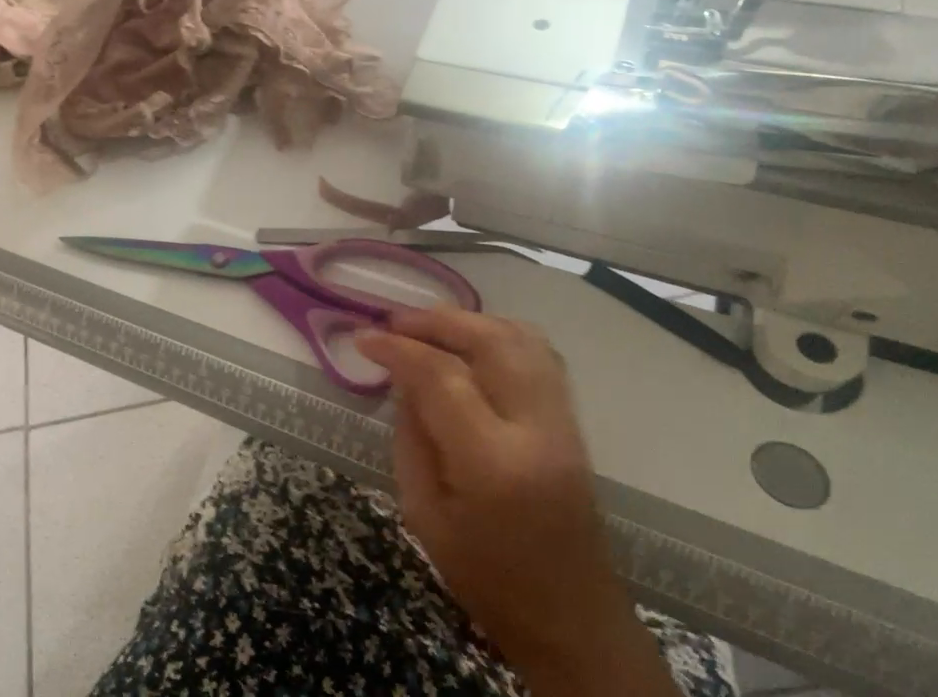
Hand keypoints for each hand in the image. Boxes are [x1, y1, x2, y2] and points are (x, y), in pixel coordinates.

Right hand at [360, 310, 676, 696]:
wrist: (571, 617)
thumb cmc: (485, 578)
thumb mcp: (423, 514)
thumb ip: (411, 439)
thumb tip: (403, 382)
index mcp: (492, 462)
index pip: (441, 377)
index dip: (398, 349)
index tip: (363, 340)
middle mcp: (536, 430)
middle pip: (490, 341)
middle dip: (436, 322)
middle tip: (394, 323)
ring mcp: (563, 424)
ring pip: (523, 339)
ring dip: (471, 321)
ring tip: (428, 326)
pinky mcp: (574, 424)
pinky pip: (541, 356)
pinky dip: (501, 335)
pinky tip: (471, 342)